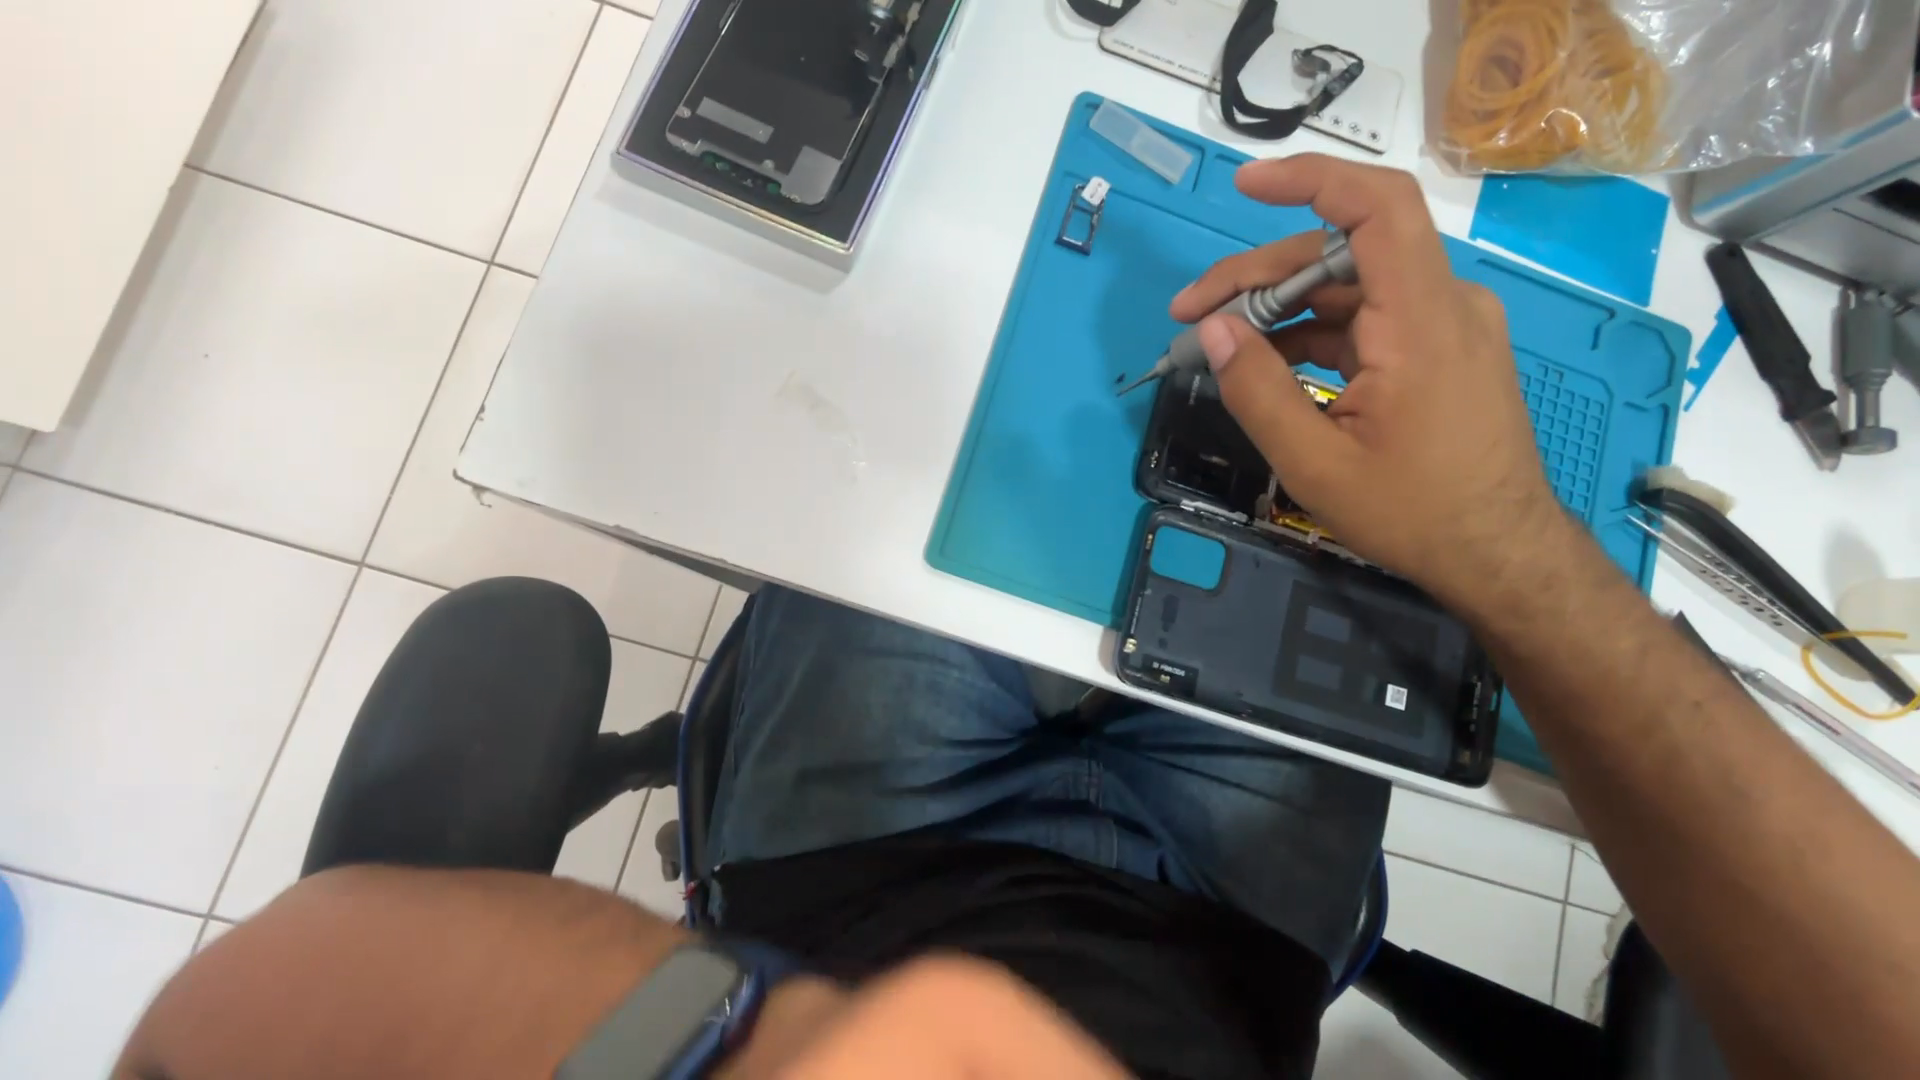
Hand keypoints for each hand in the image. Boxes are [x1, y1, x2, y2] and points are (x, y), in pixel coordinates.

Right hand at [1169, 154, 1569, 611]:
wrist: (1500, 555)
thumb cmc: (1413, 514)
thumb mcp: (1315, 464)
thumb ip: (1257, 391)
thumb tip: (1212, 333)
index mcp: (1420, 321)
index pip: (1376, 208)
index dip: (1310, 180)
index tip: (1243, 186)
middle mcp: (1441, 305)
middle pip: (1340, 253)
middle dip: (1256, 277)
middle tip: (1190, 315)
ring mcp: (1445, 326)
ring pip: (1348, 288)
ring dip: (1278, 309)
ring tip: (1216, 344)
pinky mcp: (1438, 350)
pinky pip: (1365, 321)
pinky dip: (1312, 334)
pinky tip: (1266, 364)